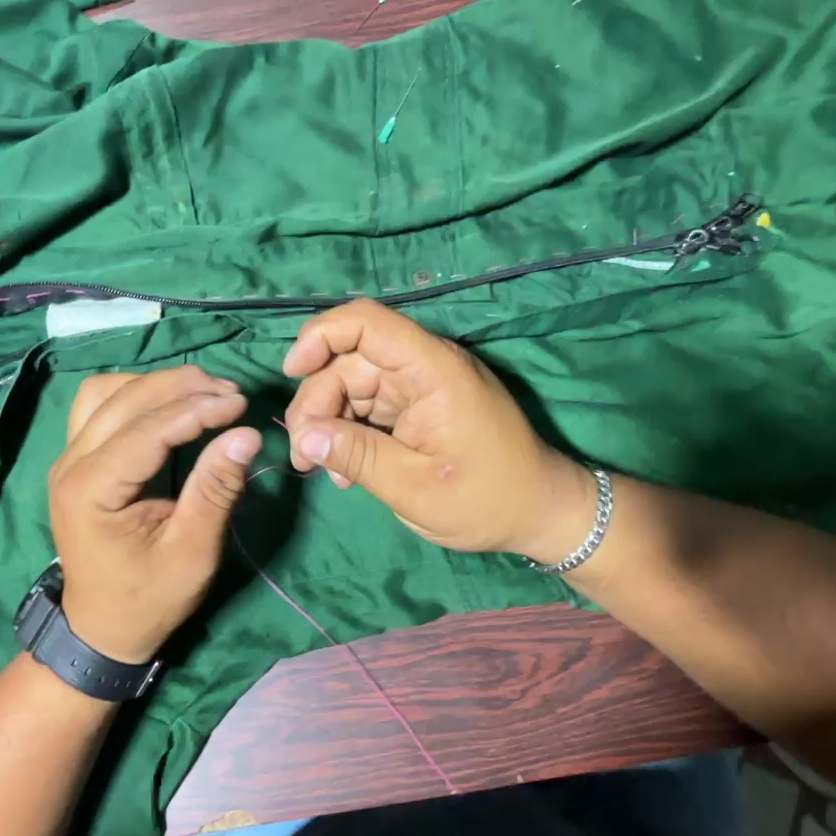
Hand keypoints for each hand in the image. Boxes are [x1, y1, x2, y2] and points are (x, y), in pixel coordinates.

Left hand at [47, 366, 262, 665]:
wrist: (101, 629)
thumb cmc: (149, 598)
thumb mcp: (192, 552)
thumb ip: (215, 490)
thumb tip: (247, 434)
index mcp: (92, 490)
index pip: (148, 429)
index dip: (197, 409)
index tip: (241, 403)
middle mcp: (70, 463)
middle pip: (124, 398)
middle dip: (181, 387)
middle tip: (231, 393)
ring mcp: (67, 457)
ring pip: (105, 392)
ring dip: (155, 385)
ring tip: (203, 394)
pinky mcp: (75, 457)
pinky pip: (99, 405)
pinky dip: (135, 394)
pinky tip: (169, 405)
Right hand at [282, 300, 595, 562]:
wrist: (543, 513)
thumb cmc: (486, 500)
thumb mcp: (414, 488)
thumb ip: (356, 456)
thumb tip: (303, 438)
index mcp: (432, 370)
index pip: (366, 322)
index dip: (320, 336)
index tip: (292, 373)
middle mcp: (425, 366)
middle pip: (349, 361)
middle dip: (316, 403)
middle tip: (303, 456)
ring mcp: (422, 384)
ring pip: (352, 384)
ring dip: (329, 422)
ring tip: (320, 469)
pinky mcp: (420, 404)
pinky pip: (369, 405)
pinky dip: (350, 431)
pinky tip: (345, 470)